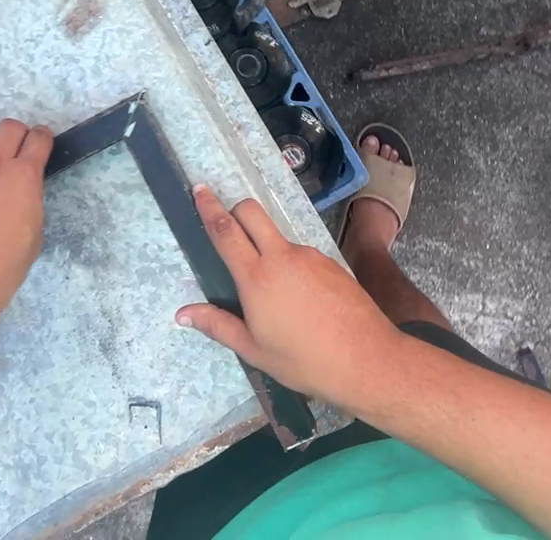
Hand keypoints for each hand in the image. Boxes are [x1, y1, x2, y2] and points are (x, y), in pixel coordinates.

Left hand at [0, 120, 53, 329]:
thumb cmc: (1, 270)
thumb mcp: (34, 233)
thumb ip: (30, 198)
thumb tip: (23, 186)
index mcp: (23, 177)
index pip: (39, 138)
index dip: (42, 140)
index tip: (40, 146)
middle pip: (9, 127)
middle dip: (18, 136)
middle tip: (15, 153)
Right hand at [175, 186, 404, 408]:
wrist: (368, 360)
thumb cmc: (305, 361)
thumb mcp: (255, 351)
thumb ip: (218, 326)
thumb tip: (182, 314)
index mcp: (256, 277)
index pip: (226, 230)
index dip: (209, 207)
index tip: (199, 189)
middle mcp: (281, 256)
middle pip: (252, 212)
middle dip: (235, 209)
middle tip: (227, 225)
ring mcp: (309, 255)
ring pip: (277, 235)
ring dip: (265, 245)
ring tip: (273, 293)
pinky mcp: (329, 261)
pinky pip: (300, 254)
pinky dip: (291, 265)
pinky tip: (301, 299)